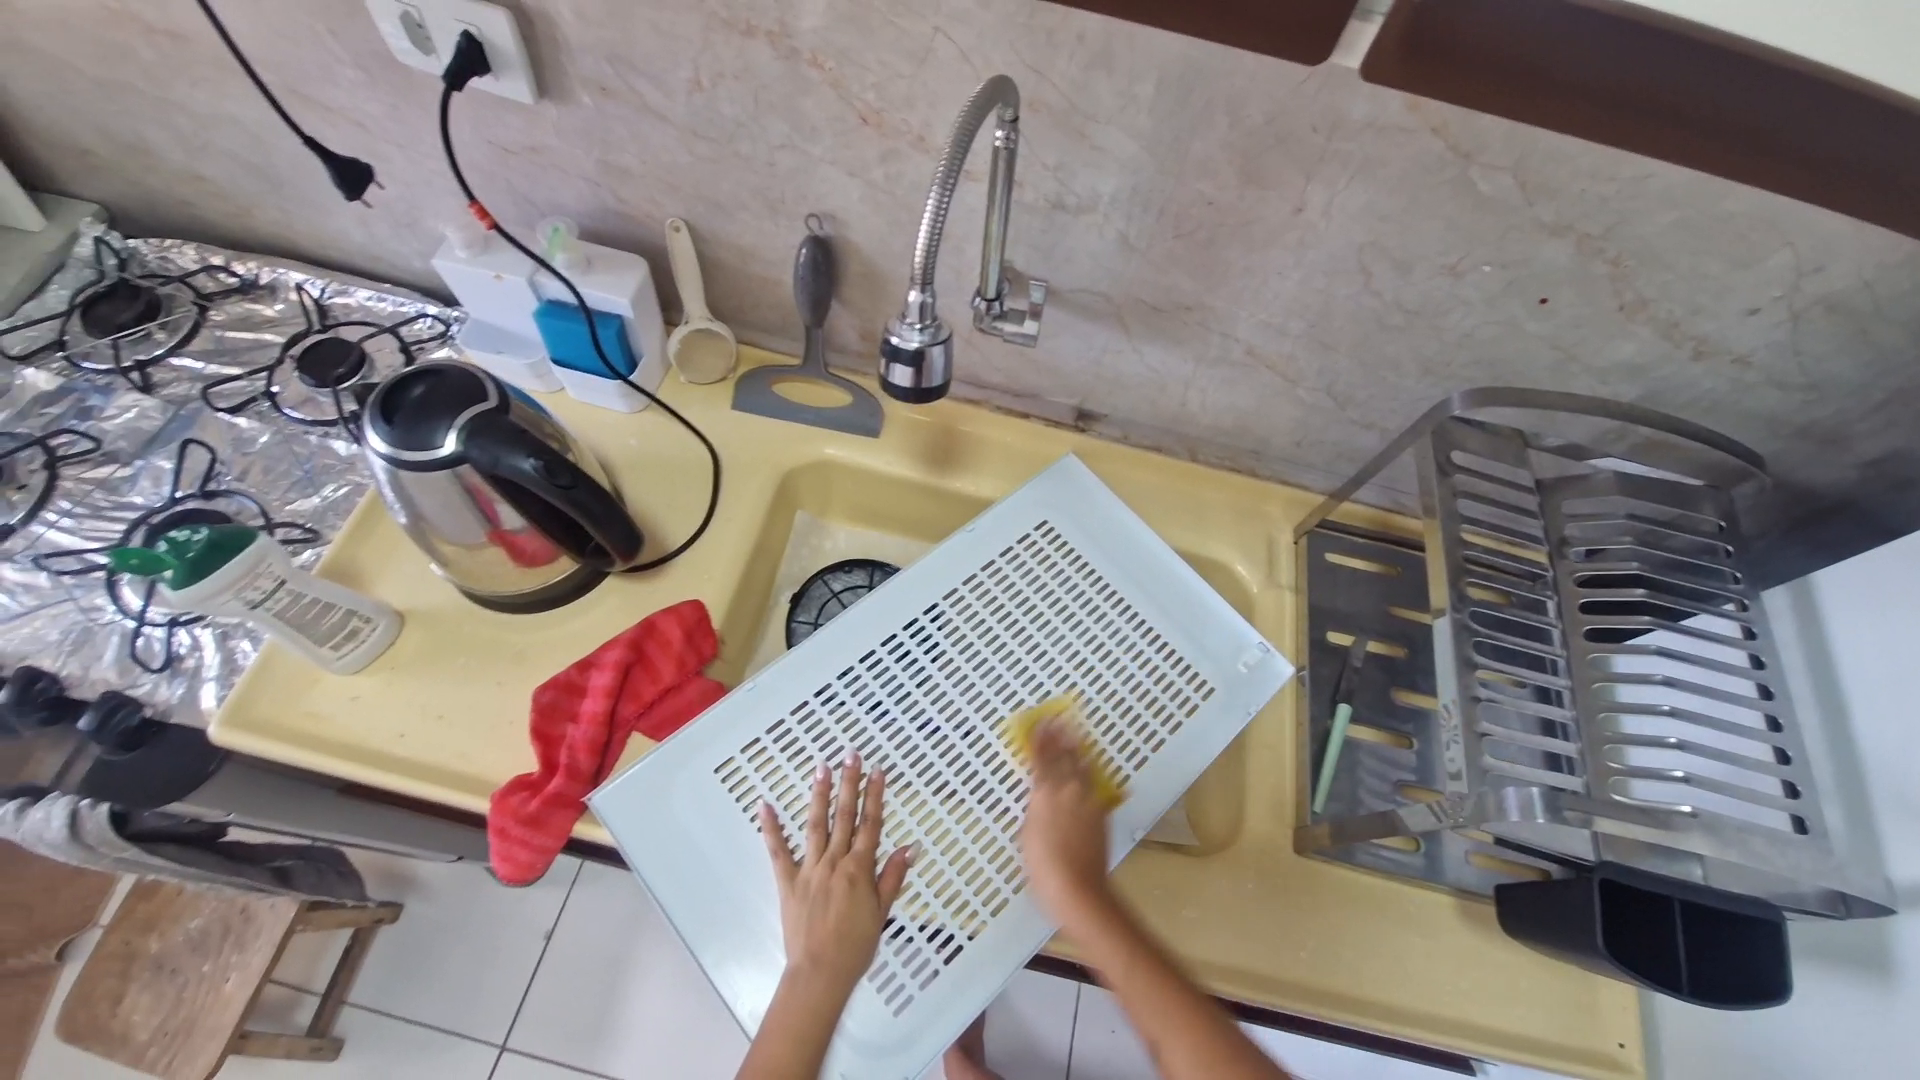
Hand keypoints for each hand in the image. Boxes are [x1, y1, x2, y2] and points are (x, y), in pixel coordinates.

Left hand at [757, 755, 911, 998]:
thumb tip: (911, 846)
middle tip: (850, 754)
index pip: (871, 824)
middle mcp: (835, 862)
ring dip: (819, 794)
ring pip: (816, 825)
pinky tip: (765, 804)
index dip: (875, 795)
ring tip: (821, 767)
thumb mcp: (882, 912)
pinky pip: (778, 851)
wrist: (820, 974)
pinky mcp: (787, 881)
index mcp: (860, 869)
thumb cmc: (856, 946)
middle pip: (844, 816)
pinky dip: (771, 827)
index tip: (878, 770)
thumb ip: (893, 877)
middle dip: (849, 783)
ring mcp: (809, 869)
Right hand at [1019, 718, 1114, 926]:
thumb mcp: (1027, 832)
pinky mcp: (1101, 814)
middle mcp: (1068, 790)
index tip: (1041, 723)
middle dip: (1062, 738)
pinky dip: (1089, 772)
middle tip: (1061, 720)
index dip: (1041, 739)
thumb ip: (1035, 807)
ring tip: (1077, 735)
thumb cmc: (1043, 865)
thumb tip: (1039, 796)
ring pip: (1083, 767)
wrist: (1077, 889)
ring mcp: (1088, 801)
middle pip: (1065, 757)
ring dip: (1078, 750)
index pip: (1042, 758)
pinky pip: (1094, 784)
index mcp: (1044, 793)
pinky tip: (1089, 769)